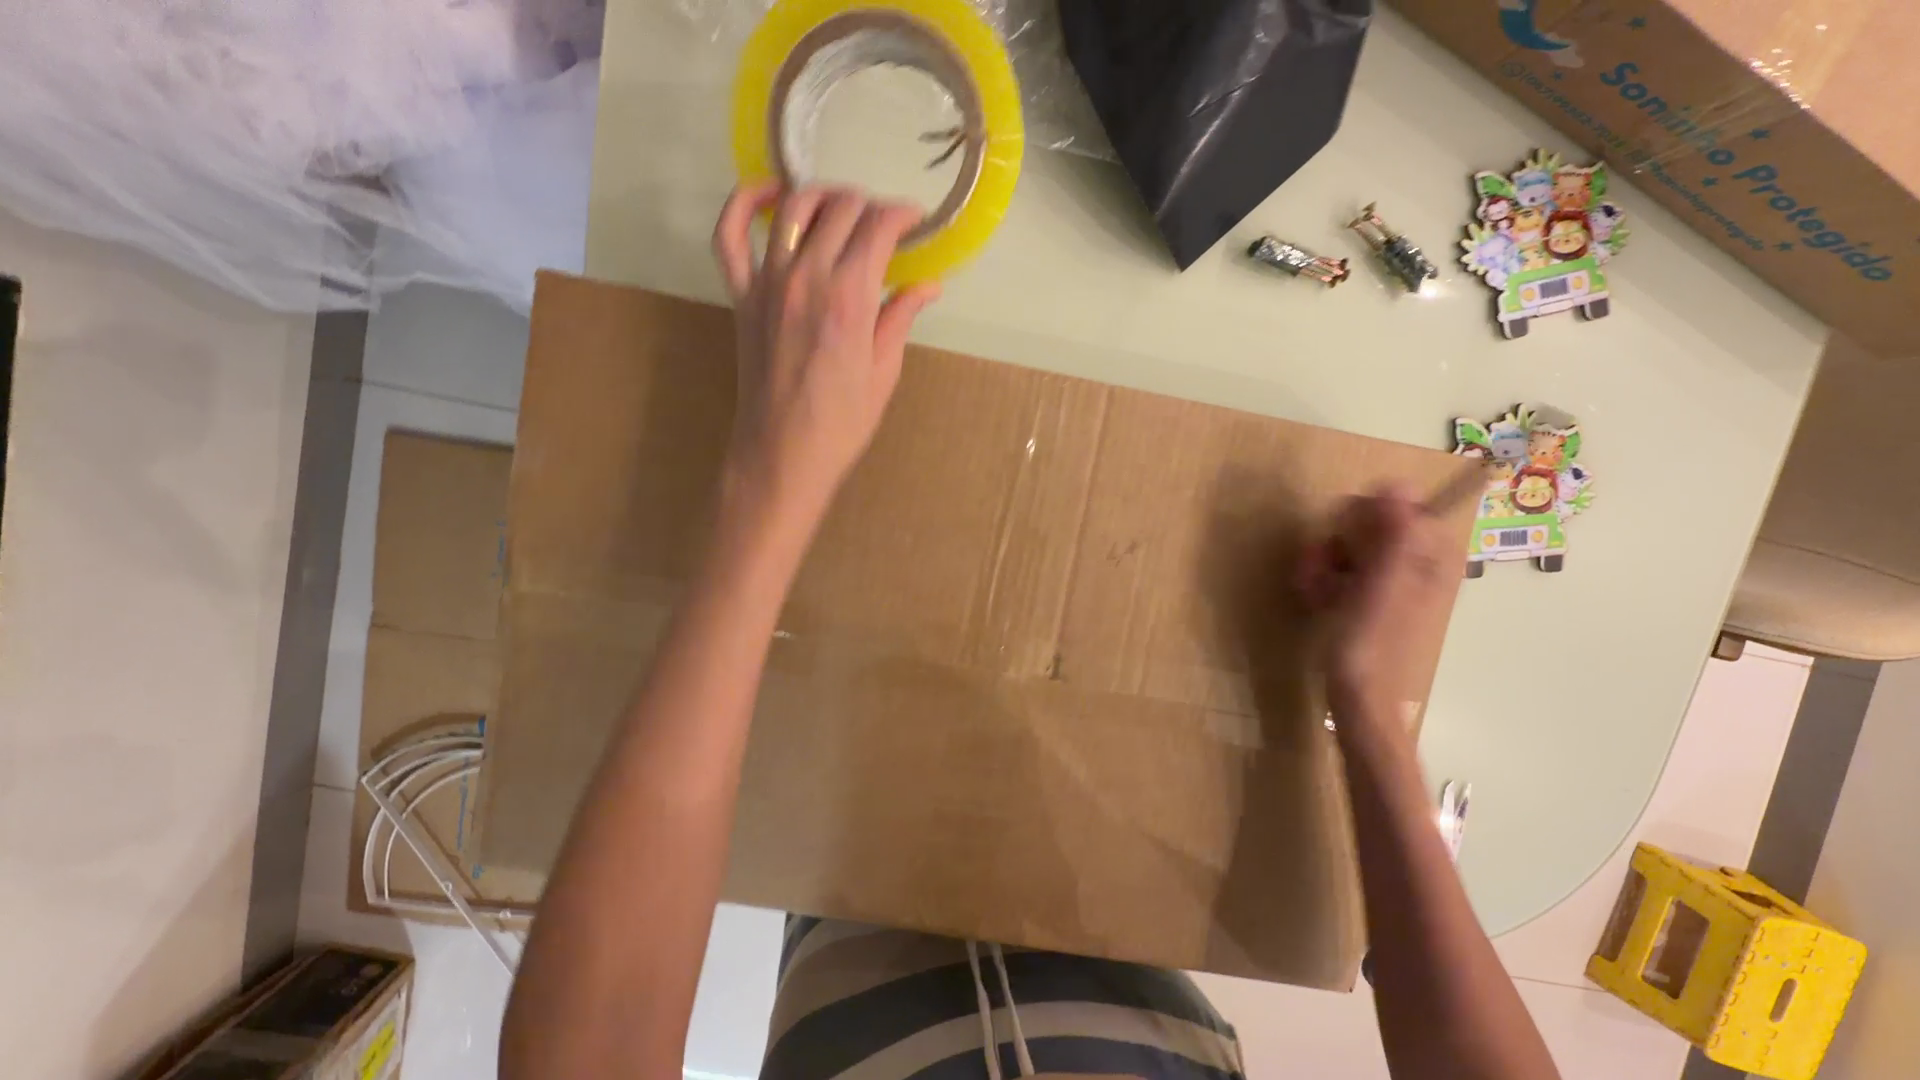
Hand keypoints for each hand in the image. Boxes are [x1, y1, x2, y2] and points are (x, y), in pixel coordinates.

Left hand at [711, 182, 940, 516]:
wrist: (783, 453)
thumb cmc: (842, 422)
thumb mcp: (884, 371)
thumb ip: (901, 317)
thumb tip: (929, 284)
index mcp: (850, 297)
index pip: (879, 226)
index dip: (903, 214)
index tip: (916, 221)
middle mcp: (807, 276)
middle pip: (842, 209)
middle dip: (871, 207)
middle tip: (884, 227)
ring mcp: (768, 281)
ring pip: (794, 208)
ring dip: (823, 196)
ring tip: (842, 208)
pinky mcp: (741, 294)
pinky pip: (730, 234)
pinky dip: (745, 203)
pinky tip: (770, 194)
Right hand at [1296, 486, 1451, 718]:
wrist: (1360, 698)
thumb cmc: (1370, 644)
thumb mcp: (1381, 585)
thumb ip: (1394, 533)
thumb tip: (1398, 482)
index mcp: (1432, 556)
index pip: (1397, 506)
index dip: (1363, 516)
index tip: (1342, 535)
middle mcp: (1417, 562)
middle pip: (1368, 524)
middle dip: (1338, 542)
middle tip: (1325, 569)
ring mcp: (1393, 580)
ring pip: (1349, 546)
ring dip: (1324, 563)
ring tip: (1317, 591)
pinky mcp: (1370, 596)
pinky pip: (1343, 569)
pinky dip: (1325, 579)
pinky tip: (1318, 599)